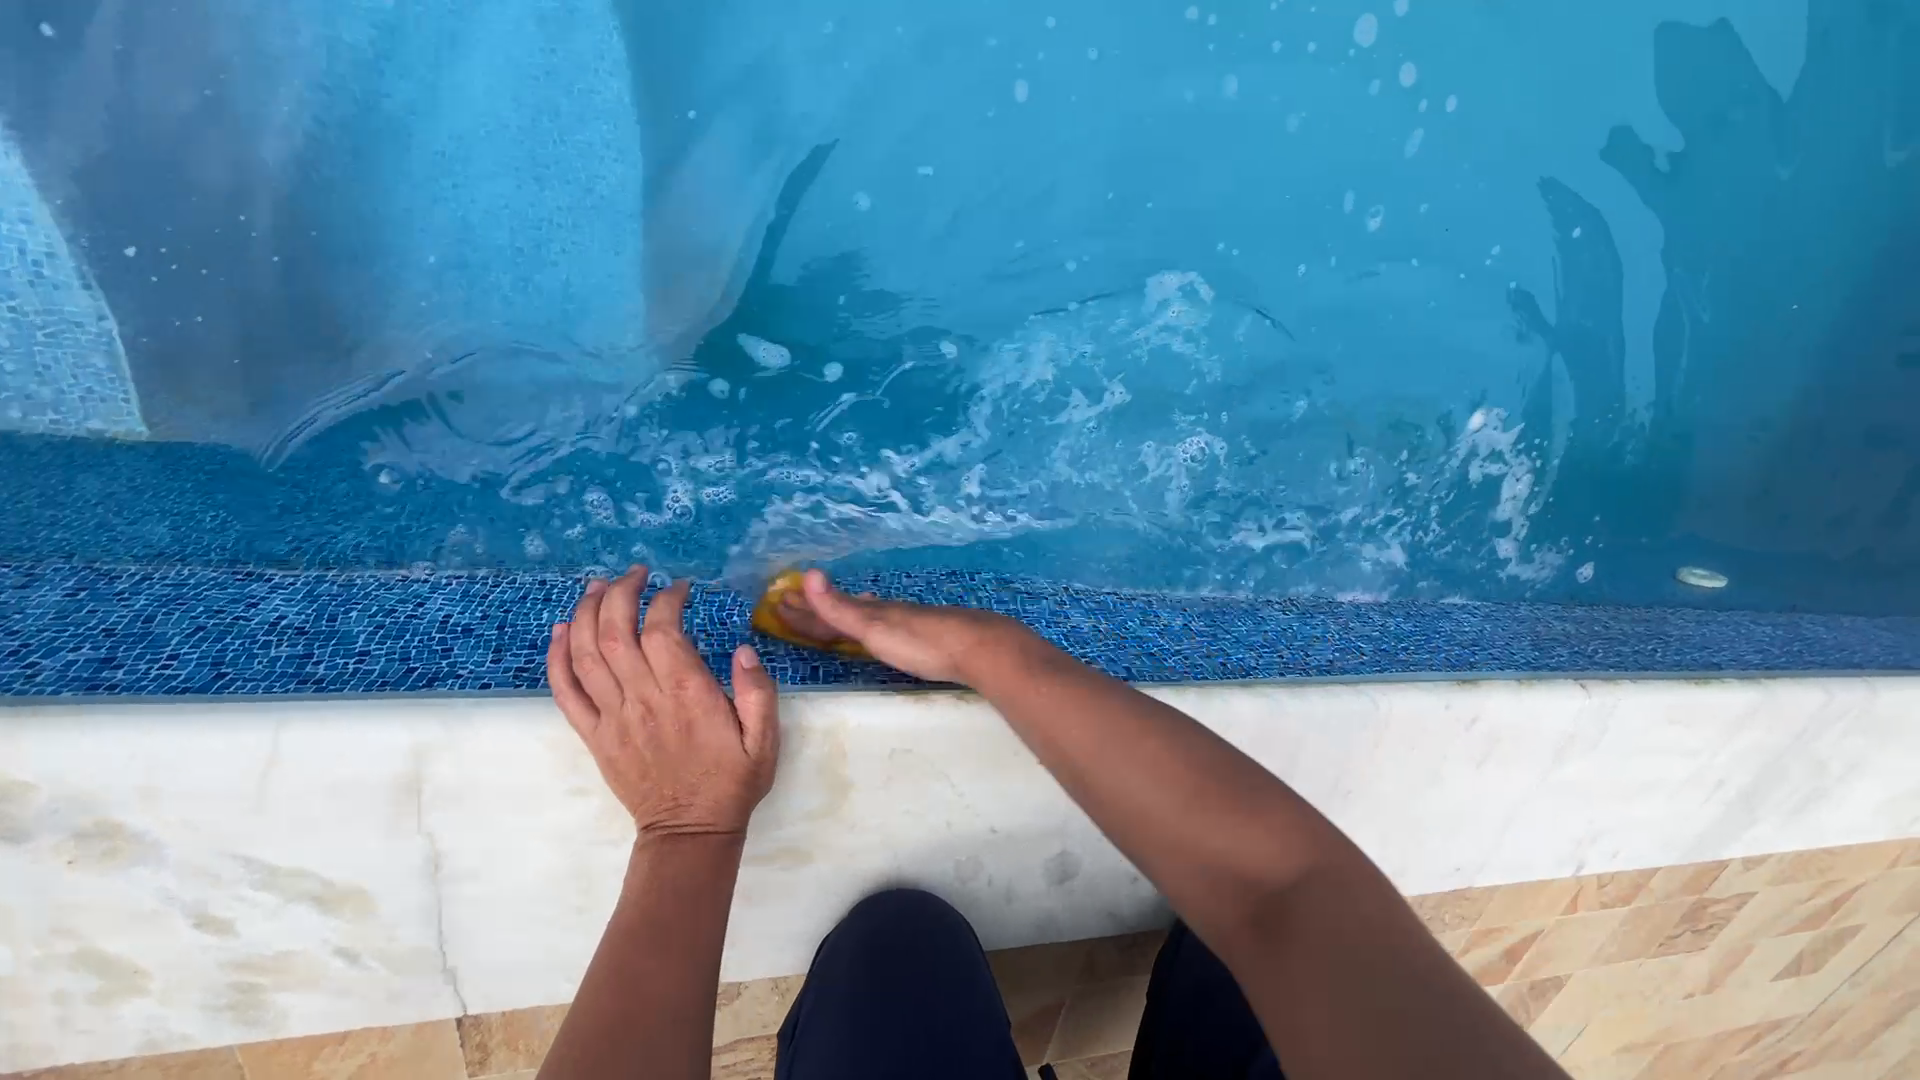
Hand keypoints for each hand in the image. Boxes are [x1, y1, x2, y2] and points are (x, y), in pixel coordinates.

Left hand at [548, 566, 778, 836]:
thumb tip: (742, 650)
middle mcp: (643, 699)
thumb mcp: (766, 739)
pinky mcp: (594, 735)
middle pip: (616, 633)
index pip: (663, 631)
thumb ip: (758, 692)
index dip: (667, 600)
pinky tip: (563, 630)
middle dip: (620, 593)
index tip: (680, 588)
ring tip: (598, 587)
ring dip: (587, 613)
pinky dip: (558, 657)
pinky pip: (566, 691)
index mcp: (687, 695)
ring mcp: (613, 717)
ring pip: (586, 654)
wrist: (690, 832)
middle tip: (635, 574)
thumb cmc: (732, 782)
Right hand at [772, 569, 1033, 683]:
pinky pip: (884, 623)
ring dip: (842, 611)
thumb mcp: (874, 626)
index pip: (827, 611)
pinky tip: (884, 620)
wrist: (975, 646)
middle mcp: (885, 613)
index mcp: (870, 612)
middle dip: (817, 607)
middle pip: (844, 609)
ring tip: (830, 605)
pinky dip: (871, 619)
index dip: (803, 610)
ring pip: (865, 614)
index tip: (777, 604)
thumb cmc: (920, 641)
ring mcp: (906, 622)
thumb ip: (840, 607)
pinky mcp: (923, 636)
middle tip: (792, 602)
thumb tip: (808, 574)